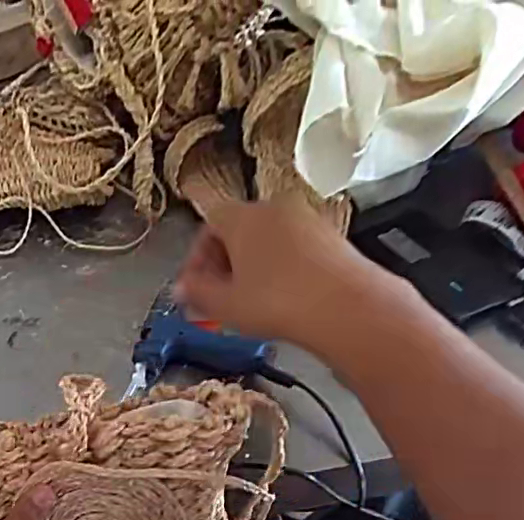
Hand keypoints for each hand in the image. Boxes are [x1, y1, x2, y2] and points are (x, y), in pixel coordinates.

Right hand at [173, 198, 427, 348]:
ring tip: (246, 302)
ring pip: (265, 240)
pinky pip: (291, 248)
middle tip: (216, 298)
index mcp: (243, 217)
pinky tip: (278, 299)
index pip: (208, 224)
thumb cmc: (276, 302)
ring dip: (249, 268)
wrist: (344, 306)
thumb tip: (180, 289)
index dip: (195, 257)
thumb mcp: (224, 305)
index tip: (193, 286)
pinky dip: (277, 268)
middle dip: (222, 264)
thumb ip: (195, 294)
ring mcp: (306, 220)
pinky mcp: (329, 238)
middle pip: (238, 230)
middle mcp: (274, 209)